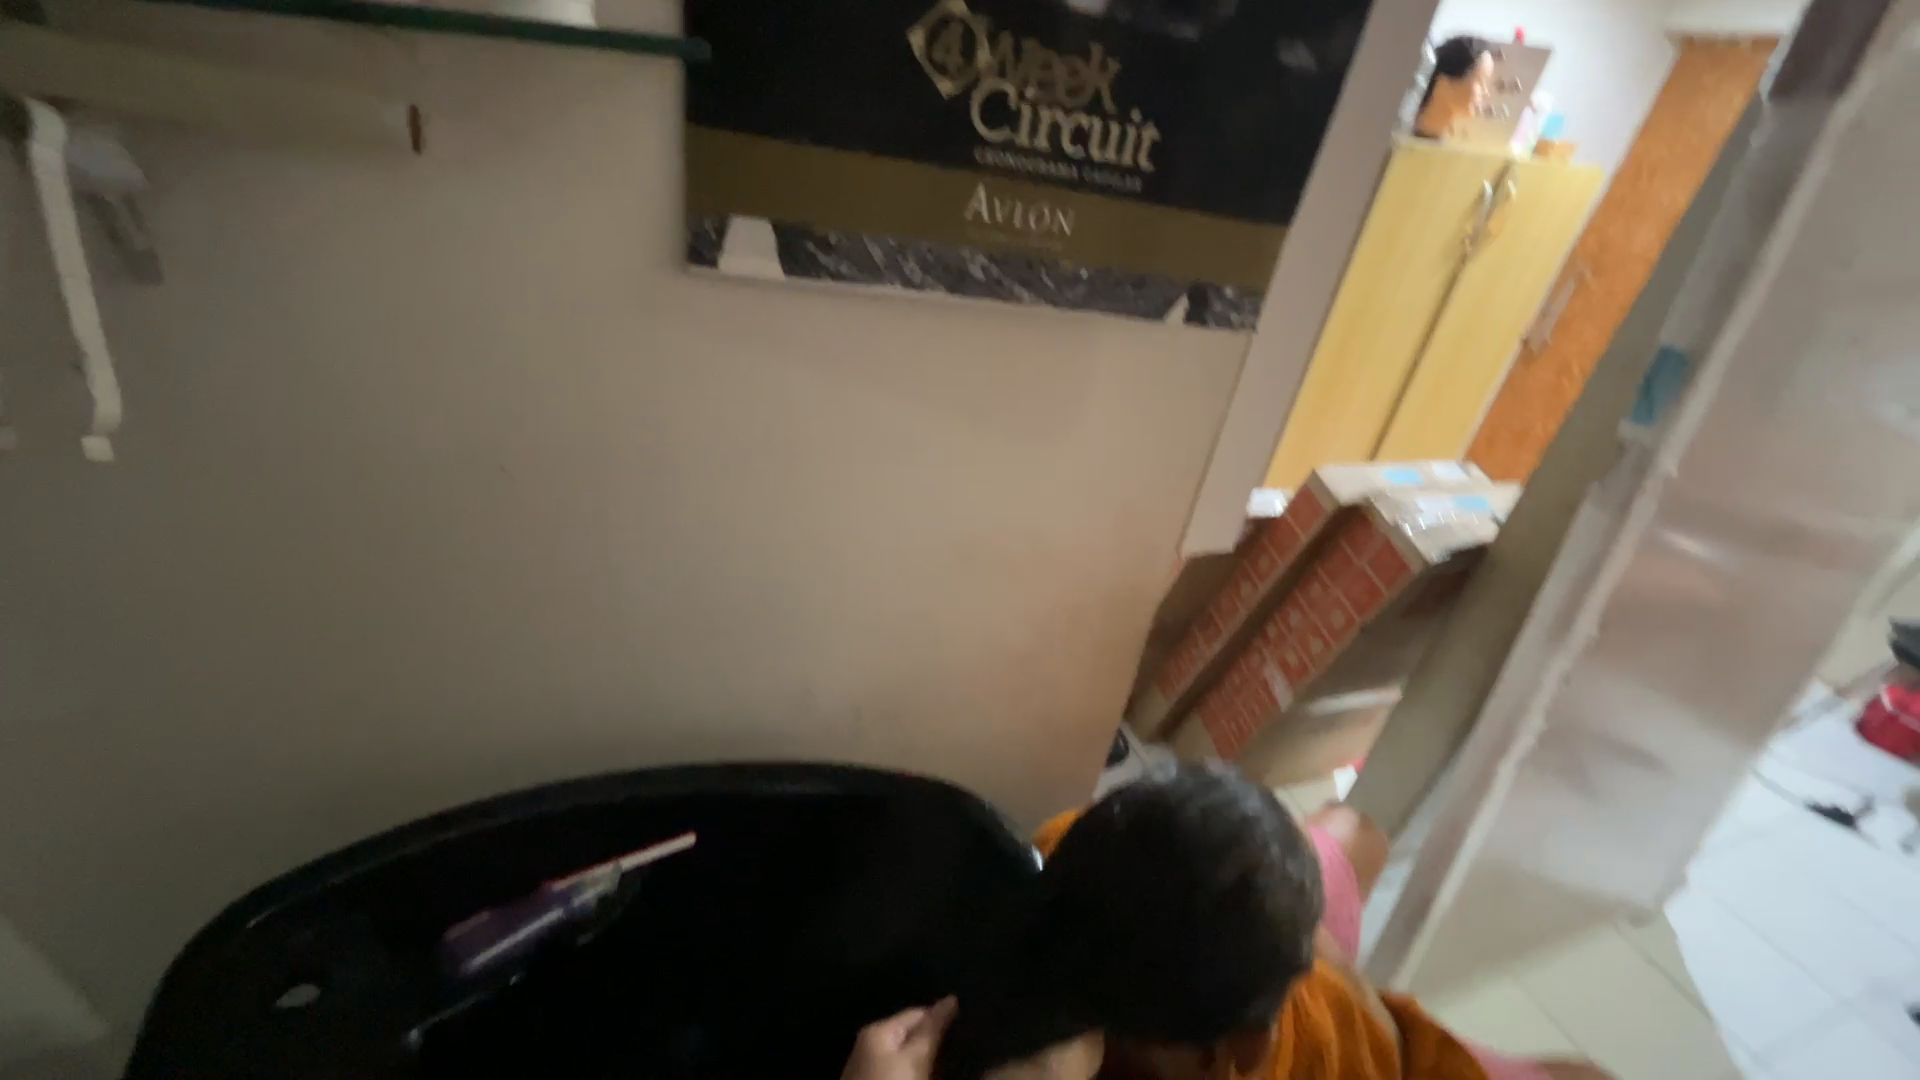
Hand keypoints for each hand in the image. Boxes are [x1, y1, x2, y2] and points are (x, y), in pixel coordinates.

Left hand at [840, 997, 957, 1079]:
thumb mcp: (914, 1061)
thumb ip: (932, 1030)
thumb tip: (951, 998)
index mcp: (878, 1032)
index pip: (919, 1013)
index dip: (943, 1018)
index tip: (969, 1028)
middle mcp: (872, 1046)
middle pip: (912, 1036)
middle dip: (936, 1044)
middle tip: (966, 1048)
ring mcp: (872, 1072)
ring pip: (908, 1060)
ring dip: (928, 1064)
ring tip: (955, 1066)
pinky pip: (900, 1075)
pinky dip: (916, 1076)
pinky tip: (931, 1078)